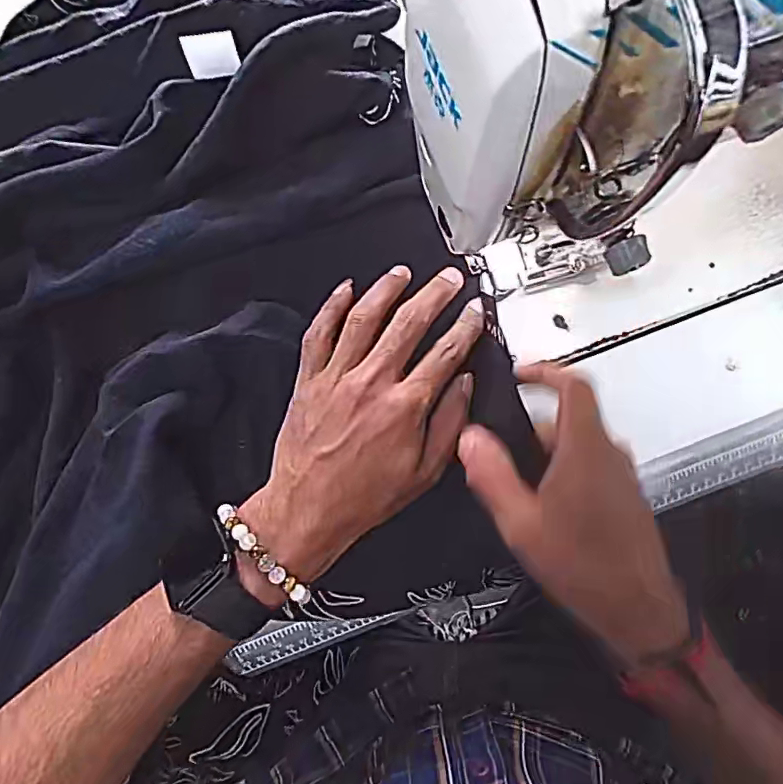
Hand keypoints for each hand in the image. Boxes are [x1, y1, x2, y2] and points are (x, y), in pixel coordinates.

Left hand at [237, 266, 484, 602]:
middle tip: (447, 279)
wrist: (308, 508)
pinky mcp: (309, 381)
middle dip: (434, 294)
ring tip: (401, 274)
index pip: (444, 352)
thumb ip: (449, 424)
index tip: (474, 312)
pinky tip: (345, 291)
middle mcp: (371, 385)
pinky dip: (331, 307)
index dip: (465, 326)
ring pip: (363, 318)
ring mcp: (337, 378)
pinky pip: (319, 333)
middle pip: (408, 323)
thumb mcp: (424, 472)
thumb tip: (463, 388)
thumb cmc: (362, 497)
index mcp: (404, 407)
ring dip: (386, 290)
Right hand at [457, 363, 689, 666]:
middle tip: (503, 455)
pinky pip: (593, 466)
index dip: (546, 372)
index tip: (522, 375)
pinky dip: (566, 472)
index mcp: (585, 449)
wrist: (636, 606)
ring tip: (522, 491)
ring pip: (580, 445)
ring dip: (549, 455)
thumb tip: (471, 438)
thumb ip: (492, 474)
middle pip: (569, 419)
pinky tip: (548, 510)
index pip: (574, 386)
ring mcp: (622, 474)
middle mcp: (610, 454)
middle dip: (533, 430)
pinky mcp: (626, 495)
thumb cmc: (583, 567)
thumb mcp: (520, 522)